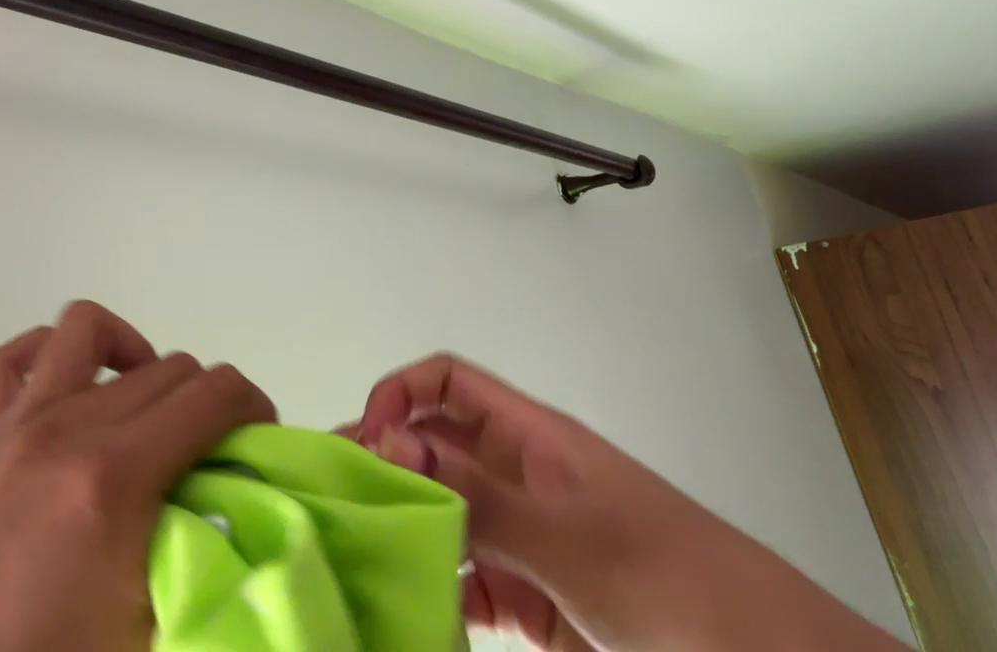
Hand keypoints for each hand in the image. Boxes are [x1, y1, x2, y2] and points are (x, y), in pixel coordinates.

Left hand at [0, 301, 276, 651]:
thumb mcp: (156, 613)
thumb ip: (205, 537)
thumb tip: (235, 492)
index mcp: (114, 476)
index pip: (213, 392)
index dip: (252, 406)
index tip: (257, 441)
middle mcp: (65, 429)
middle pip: (169, 367)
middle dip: (206, 400)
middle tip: (211, 452)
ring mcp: (16, 425)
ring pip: (87, 328)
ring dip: (133, 354)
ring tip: (146, 408)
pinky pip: (11, 359)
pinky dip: (50, 355)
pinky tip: (74, 391)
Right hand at [355, 354, 905, 651]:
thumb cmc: (666, 580)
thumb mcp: (567, 535)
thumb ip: (476, 494)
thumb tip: (385, 444)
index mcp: (531, 438)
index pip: (448, 384)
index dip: (400, 395)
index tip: (365, 442)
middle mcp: (519, 479)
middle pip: (434, 449)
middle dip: (383, 463)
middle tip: (331, 499)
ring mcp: (524, 541)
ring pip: (442, 517)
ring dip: (401, 529)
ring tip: (351, 557)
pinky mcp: (531, 601)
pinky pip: (465, 583)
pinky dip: (434, 594)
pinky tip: (403, 612)